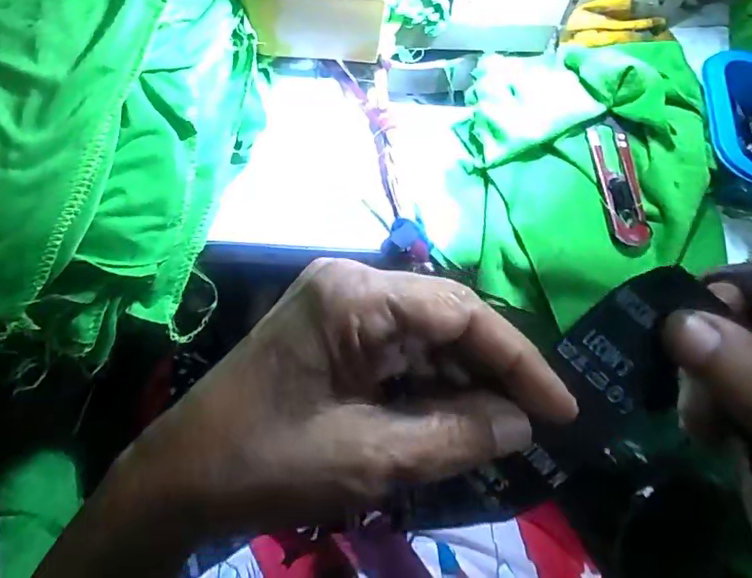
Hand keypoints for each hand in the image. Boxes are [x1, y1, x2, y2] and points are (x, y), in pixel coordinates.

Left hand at [36, 259, 577, 576]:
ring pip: (420, 333)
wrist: (186, 469)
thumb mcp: (372, 456)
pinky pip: (391, 347)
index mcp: (354, 294)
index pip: (458, 310)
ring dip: (461, 377)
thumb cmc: (272, 458)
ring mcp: (333, 303)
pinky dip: (426, 382)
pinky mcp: (326, 329)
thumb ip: (455, 434)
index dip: (518, 357)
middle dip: (492, 368)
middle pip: (441, 315)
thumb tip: (521, 421)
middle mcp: (346, 283)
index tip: (566, 414)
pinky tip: (454, 418)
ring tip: (507, 430)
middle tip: (540, 427)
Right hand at [666, 277, 751, 577]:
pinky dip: (706, 402)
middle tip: (694, 394)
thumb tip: (675, 316)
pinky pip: (730, 382)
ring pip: (735, 347)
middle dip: (715, 347)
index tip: (689, 325)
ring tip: (700, 425)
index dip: (744, 296)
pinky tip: (704, 434)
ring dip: (704, 380)